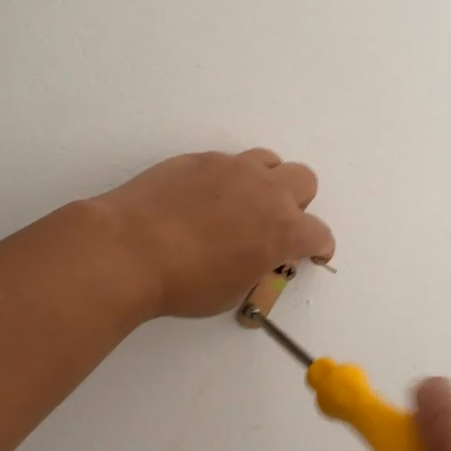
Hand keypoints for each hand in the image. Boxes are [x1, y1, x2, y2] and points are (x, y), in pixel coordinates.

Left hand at [89, 149, 334, 319]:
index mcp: (284, 230)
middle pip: (304, 181)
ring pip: (268, 161)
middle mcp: (267, 191)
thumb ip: (256, 267)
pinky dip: (226, 179)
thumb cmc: (183, 283)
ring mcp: (233, 169)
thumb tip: (255, 258)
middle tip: (275, 224)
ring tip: (242, 204)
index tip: (313, 252)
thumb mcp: (233, 291)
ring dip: (265, 181)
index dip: (319, 246)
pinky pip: (227, 162)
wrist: (130, 249)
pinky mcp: (201, 159)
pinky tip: (202, 200)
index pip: (319, 233)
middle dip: (297, 203)